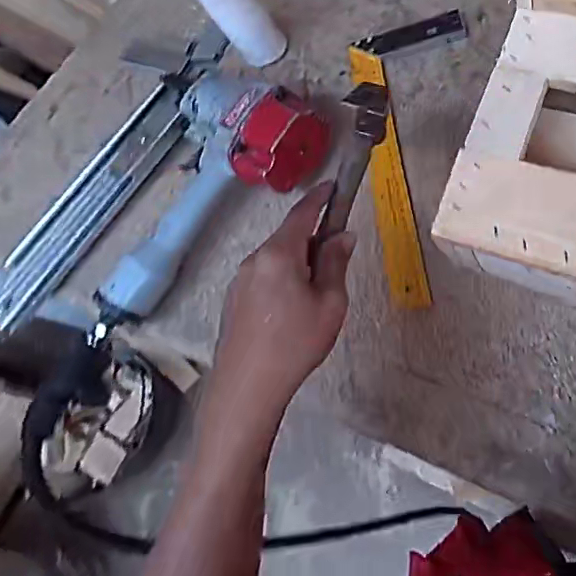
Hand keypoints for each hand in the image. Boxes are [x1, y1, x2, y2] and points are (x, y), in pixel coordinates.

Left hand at [212, 182, 353, 417]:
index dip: (320, 197)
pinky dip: (284, 277)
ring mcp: (240, 280)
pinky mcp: (234, 300)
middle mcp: (255, 260)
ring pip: (277, 258)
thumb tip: (342, 235)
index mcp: (279, 254)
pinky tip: (294, 307)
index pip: (302, 213)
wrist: (246, 390)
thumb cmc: (295, 343)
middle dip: (314, 238)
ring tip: (319, 291)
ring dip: (299, 261)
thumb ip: (336, 263)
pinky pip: (265, 275)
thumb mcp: (330, 302)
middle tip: (338, 256)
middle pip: (289, 237)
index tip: (334, 186)